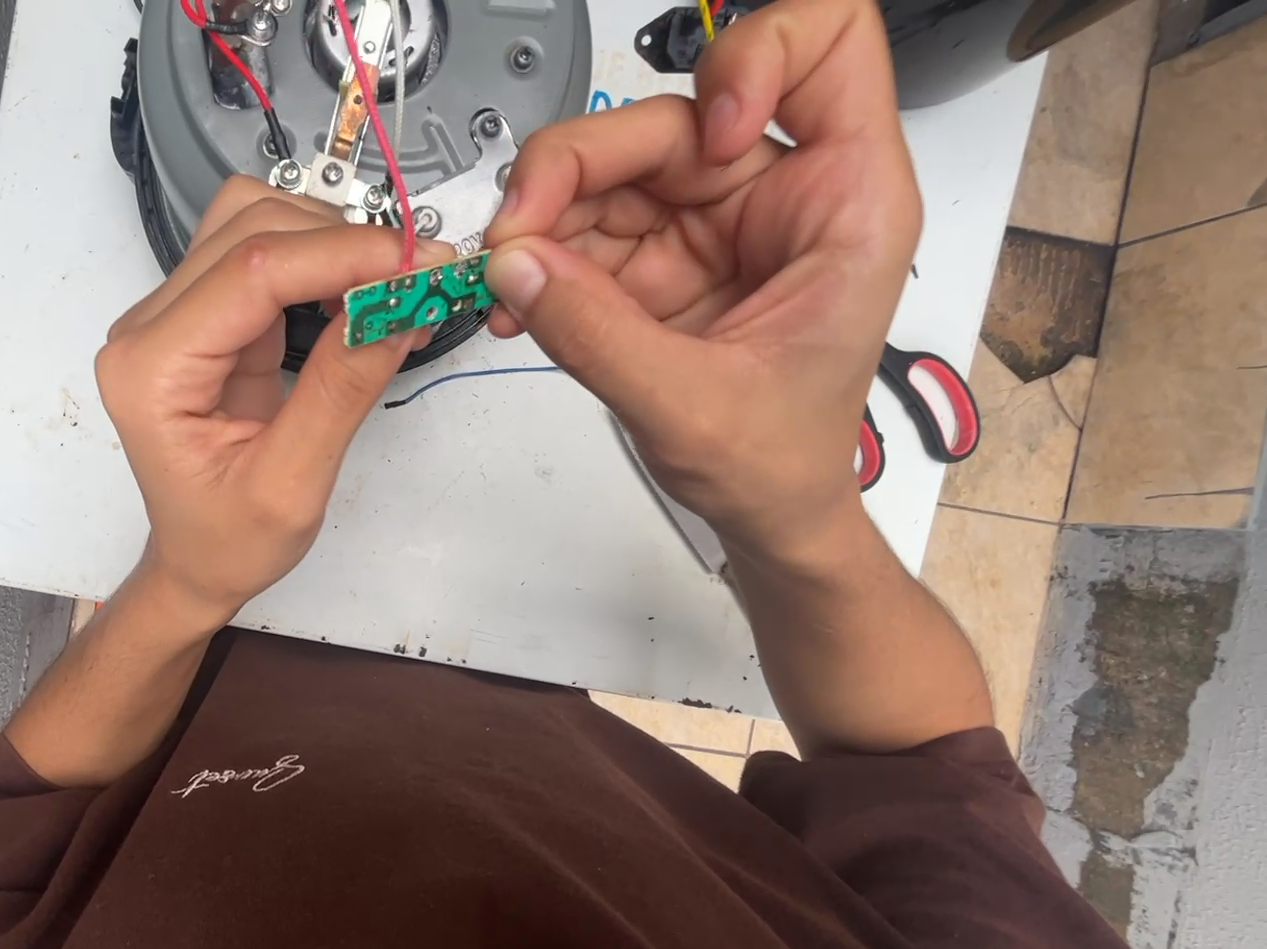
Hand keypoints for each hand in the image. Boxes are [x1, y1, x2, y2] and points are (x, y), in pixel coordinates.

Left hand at [98, 177, 451, 629]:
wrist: (197, 562)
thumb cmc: (229, 542)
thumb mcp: (291, 485)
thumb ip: (339, 393)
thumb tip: (398, 307)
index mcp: (152, 372)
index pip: (251, 271)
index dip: (342, 254)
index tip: (420, 265)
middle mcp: (149, 330)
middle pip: (248, 229)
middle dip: (342, 242)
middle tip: (418, 282)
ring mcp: (171, 319)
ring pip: (252, 225)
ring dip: (329, 241)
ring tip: (388, 291)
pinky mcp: (204, 321)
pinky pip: (261, 258)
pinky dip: (318, 262)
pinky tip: (357, 295)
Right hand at [483, 0, 919, 561]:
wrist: (758, 510)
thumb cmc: (772, 460)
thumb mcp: (689, 406)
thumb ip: (597, 335)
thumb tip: (512, 266)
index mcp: (836, 201)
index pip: (821, 46)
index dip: (752, 60)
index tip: (704, 140)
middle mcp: (766, 196)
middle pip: (664, 118)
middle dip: (574, 168)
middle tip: (513, 235)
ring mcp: (700, 229)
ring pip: (605, 173)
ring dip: (539, 221)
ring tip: (505, 284)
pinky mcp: (649, 265)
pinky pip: (578, 233)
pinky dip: (535, 264)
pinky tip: (514, 303)